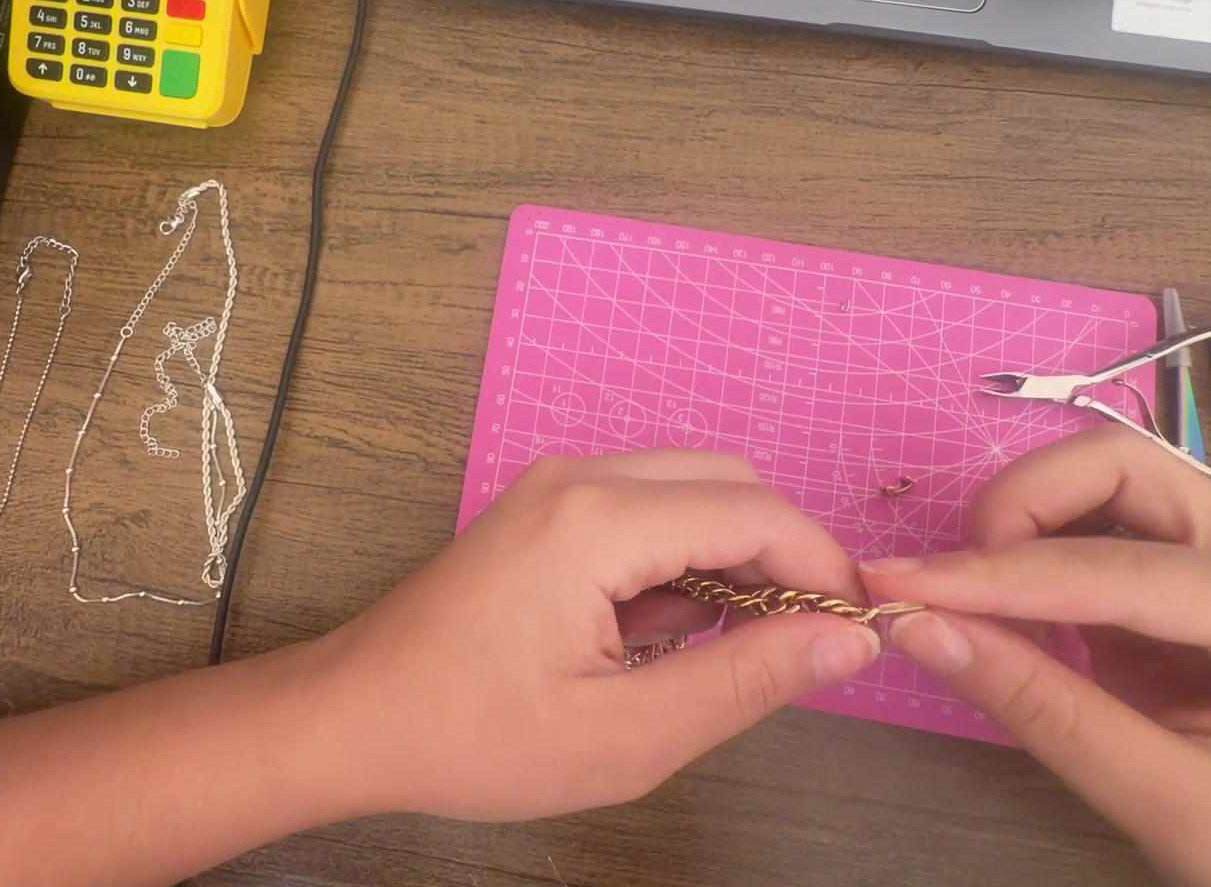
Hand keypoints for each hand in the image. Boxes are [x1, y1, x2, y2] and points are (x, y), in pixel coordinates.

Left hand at [315, 450, 880, 820]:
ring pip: (685, 486)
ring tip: (723, 644)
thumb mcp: (625, 734)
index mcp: (597, 519)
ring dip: (727, 551)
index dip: (819, 566)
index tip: (852, 631)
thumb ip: (743, 678)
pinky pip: (640, 506)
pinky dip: (677, 553)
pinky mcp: (543, 504)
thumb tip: (841, 639)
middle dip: (779, 550)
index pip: (753, 509)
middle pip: (723, 480)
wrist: (359, 711)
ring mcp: (554, 482)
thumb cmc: (476, 734)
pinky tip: (661, 625)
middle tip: (794, 640)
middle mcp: (577, 475)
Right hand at [860, 427, 1210, 886]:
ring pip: (1104, 484)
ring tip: (976, 599)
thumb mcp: (1190, 822)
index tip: (892, 585)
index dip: (1002, 574)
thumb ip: (1046, 714)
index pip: (1134, 570)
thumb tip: (914, 628)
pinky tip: (1005, 612)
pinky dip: (1027, 556)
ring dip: (1020, 521)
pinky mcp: (1185, 595)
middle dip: (1020, 505)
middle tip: (956, 581)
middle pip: (1126, 470)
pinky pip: (1090, 536)